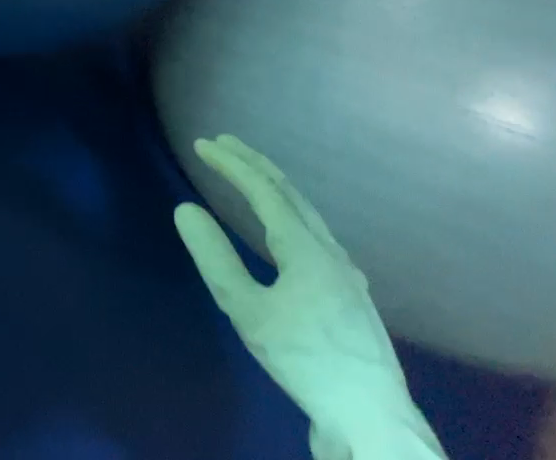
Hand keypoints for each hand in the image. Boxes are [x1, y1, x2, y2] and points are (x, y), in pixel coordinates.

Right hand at [174, 136, 444, 459]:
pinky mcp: (349, 292)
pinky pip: (315, 233)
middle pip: (292, 196)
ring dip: (274, 187)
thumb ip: (214, 257)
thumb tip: (185, 208)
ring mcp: (346, 273)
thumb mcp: (245, 309)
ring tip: (249, 174)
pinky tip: (284, 226)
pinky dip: (289, 212)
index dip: (232, 165)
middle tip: (223, 142)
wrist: (369, 413)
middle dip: (256, 165)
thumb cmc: (301, 359)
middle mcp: (332, 253)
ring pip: (308, 214)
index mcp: (307, 251)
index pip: (265, 193)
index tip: (201, 144)